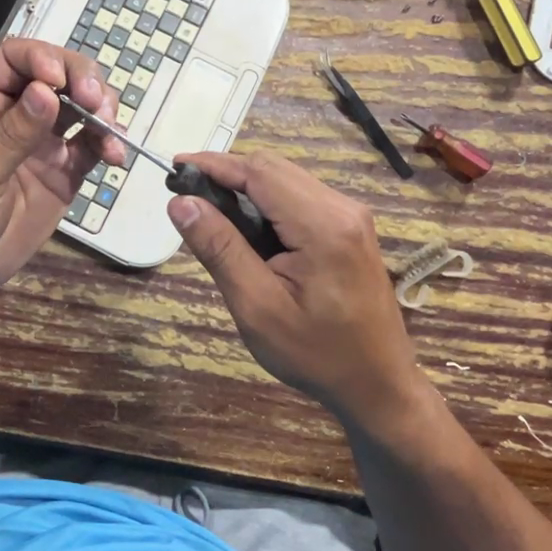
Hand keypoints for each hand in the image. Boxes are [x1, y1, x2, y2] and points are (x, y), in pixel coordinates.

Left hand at [0, 39, 125, 327]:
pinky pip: (92, 144)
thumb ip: (10, 136)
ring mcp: (42, 141)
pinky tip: (116, 157)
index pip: (13, 58)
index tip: (60, 82)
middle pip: (55, 72)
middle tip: (98, 103)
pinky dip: (109, 143)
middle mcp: (14, 114)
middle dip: (82, 78)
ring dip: (102, 108)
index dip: (41, 58)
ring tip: (111, 131)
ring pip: (80, 104)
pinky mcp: (63, 170)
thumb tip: (47, 92)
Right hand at [166, 151, 426, 426]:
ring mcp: (350, 216)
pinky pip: (299, 196)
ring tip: (209, 213)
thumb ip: (219, 248)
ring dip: (245, 186)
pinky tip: (245, 228)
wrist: (379, 386)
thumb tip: (181, 202)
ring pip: (285, 178)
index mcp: (322, 225)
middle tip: (185, 197)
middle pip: (272, 168)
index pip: (258, 172)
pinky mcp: (350, 228)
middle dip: (226, 173)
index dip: (213, 164)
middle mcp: (342, 208)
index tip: (173, 167)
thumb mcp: (256, 306)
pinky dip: (265, 200)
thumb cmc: (316, 354)